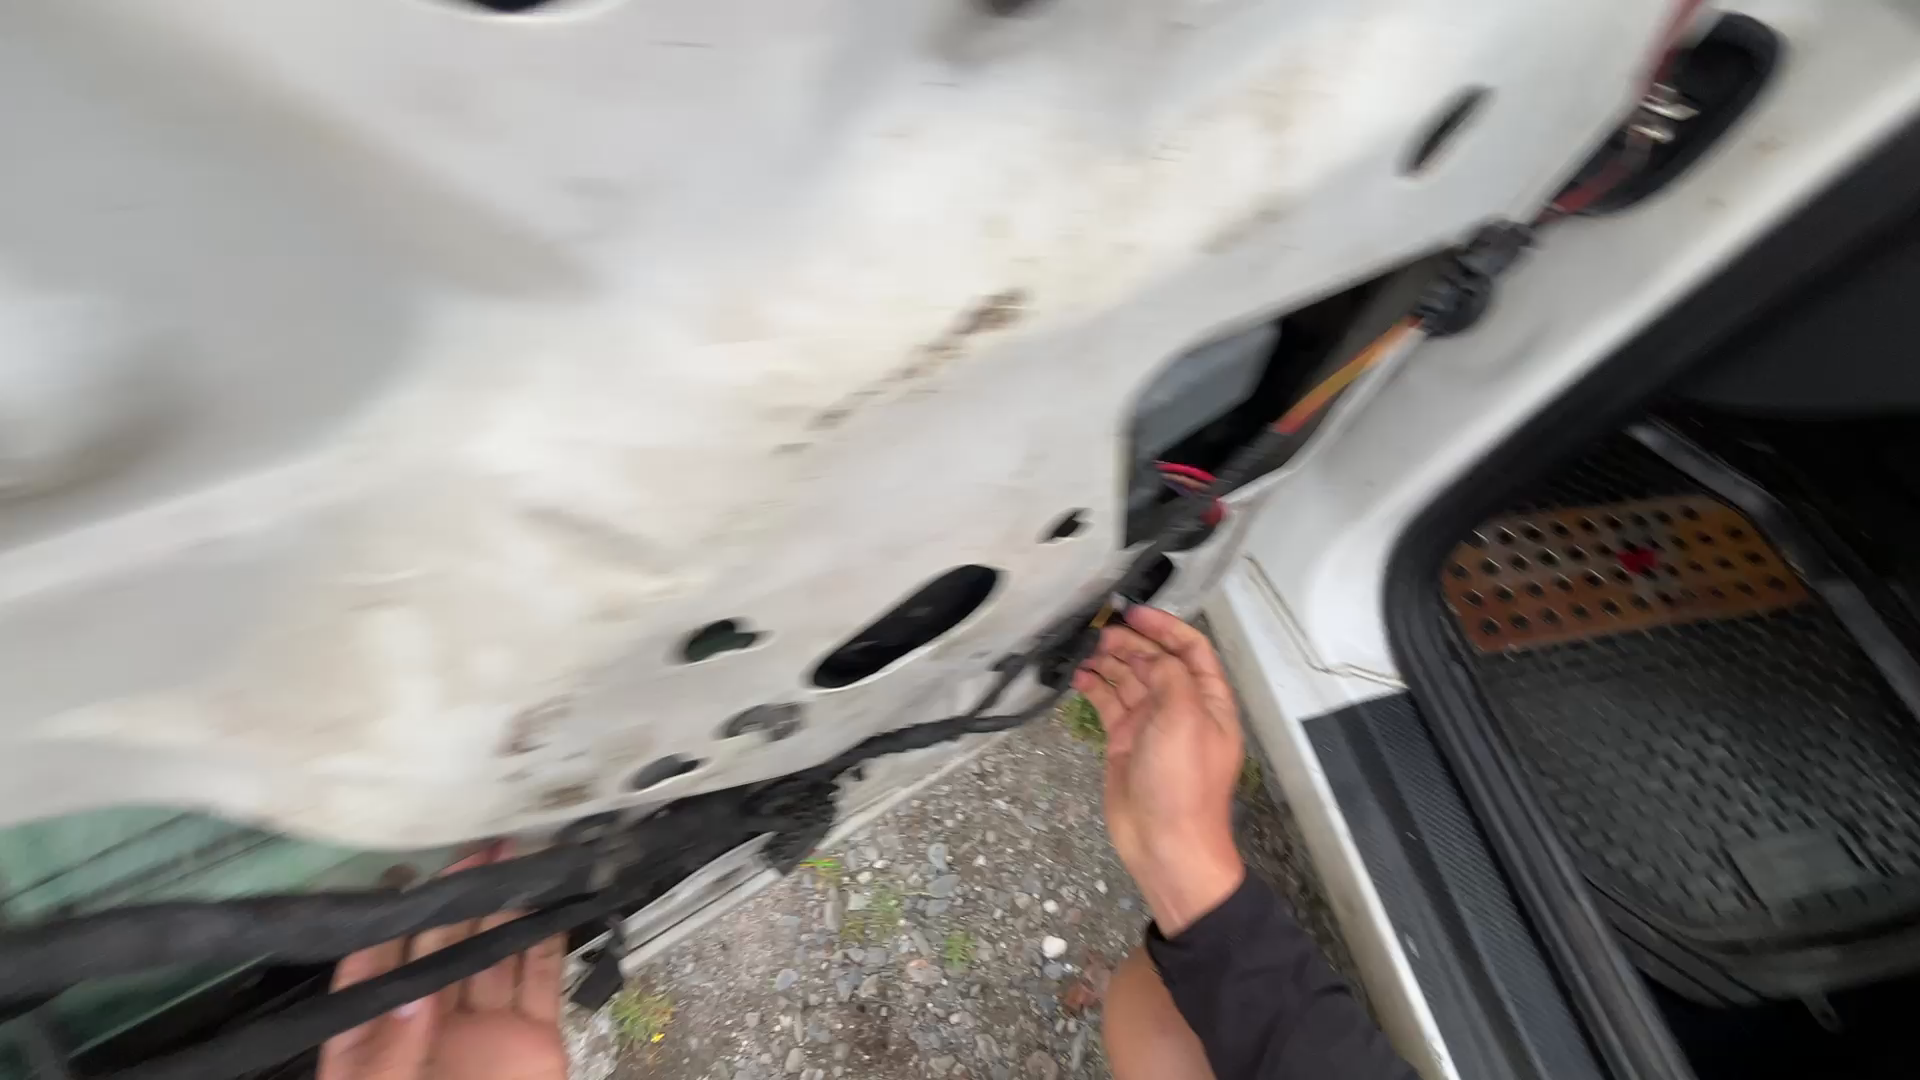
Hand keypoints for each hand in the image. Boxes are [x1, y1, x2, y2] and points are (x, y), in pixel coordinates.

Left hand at [318, 843, 568, 1079]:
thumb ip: (389, 1059)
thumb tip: (414, 986)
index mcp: (375, 1052)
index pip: (370, 979)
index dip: (386, 929)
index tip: (405, 882)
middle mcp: (430, 1029)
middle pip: (440, 952)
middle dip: (458, 901)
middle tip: (484, 852)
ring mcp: (485, 1029)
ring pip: (495, 953)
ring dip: (508, 909)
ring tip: (522, 862)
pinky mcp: (534, 1032)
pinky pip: (541, 974)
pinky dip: (549, 935)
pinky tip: (553, 901)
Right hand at [1072, 607, 1245, 936]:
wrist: (1165, 844)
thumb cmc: (1184, 781)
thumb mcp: (1185, 717)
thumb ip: (1169, 675)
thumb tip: (1145, 657)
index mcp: (1207, 700)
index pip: (1190, 649)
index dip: (1165, 626)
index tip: (1133, 612)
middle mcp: (1180, 707)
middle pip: (1155, 661)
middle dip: (1130, 642)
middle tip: (1100, 631)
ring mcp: (1151, 724)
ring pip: (1129, 679)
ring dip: (1109, 661)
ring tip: (1085, 649)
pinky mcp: (1125, 740)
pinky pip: (1109, 703)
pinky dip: (1094, 687)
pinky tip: (1078, 676)